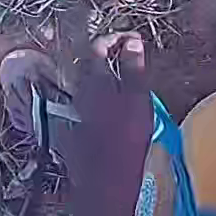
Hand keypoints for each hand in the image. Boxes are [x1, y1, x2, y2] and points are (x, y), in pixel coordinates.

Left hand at [68, 32, 152, 192]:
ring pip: (91, 82)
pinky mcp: (80, 124)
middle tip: (131, 55)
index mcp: (94, 80)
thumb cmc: (126, 135)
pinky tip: (118, 103)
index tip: (133, 39)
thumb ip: (133, 68)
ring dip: (108, 74)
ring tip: (129, 78)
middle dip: (110, 55)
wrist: (107, 176)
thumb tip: (132, 43)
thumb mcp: (137, 97)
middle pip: (92, 64)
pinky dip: (105, 92)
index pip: (99, 47)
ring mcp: (78, 108)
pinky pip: (92, 99)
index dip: (116, 38)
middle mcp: (81, 91)